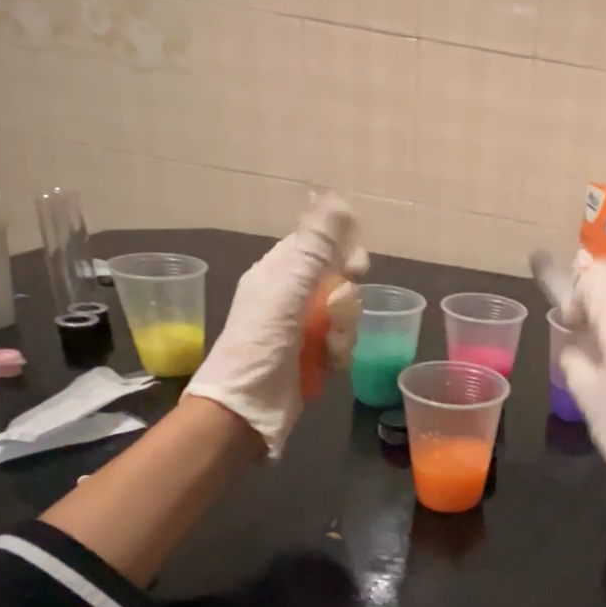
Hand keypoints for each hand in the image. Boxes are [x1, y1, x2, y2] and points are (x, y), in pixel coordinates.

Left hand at [184, 193, 368, 456]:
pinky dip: (341, 352)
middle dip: (346, 295)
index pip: (314, 245)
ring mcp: (302, 330)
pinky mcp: (313, 358)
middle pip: (335, 280)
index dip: (339, 250)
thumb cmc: (262, 343)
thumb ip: (316, 247)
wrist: (249, 405)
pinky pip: (341, 343)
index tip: (356, 264)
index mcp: (277, 273)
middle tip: (340, 312)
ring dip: (345, 328)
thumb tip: (340, 201)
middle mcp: (290, 298)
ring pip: (343, 314)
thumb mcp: (289, 289)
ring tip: (332, 346)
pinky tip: (333, 363)